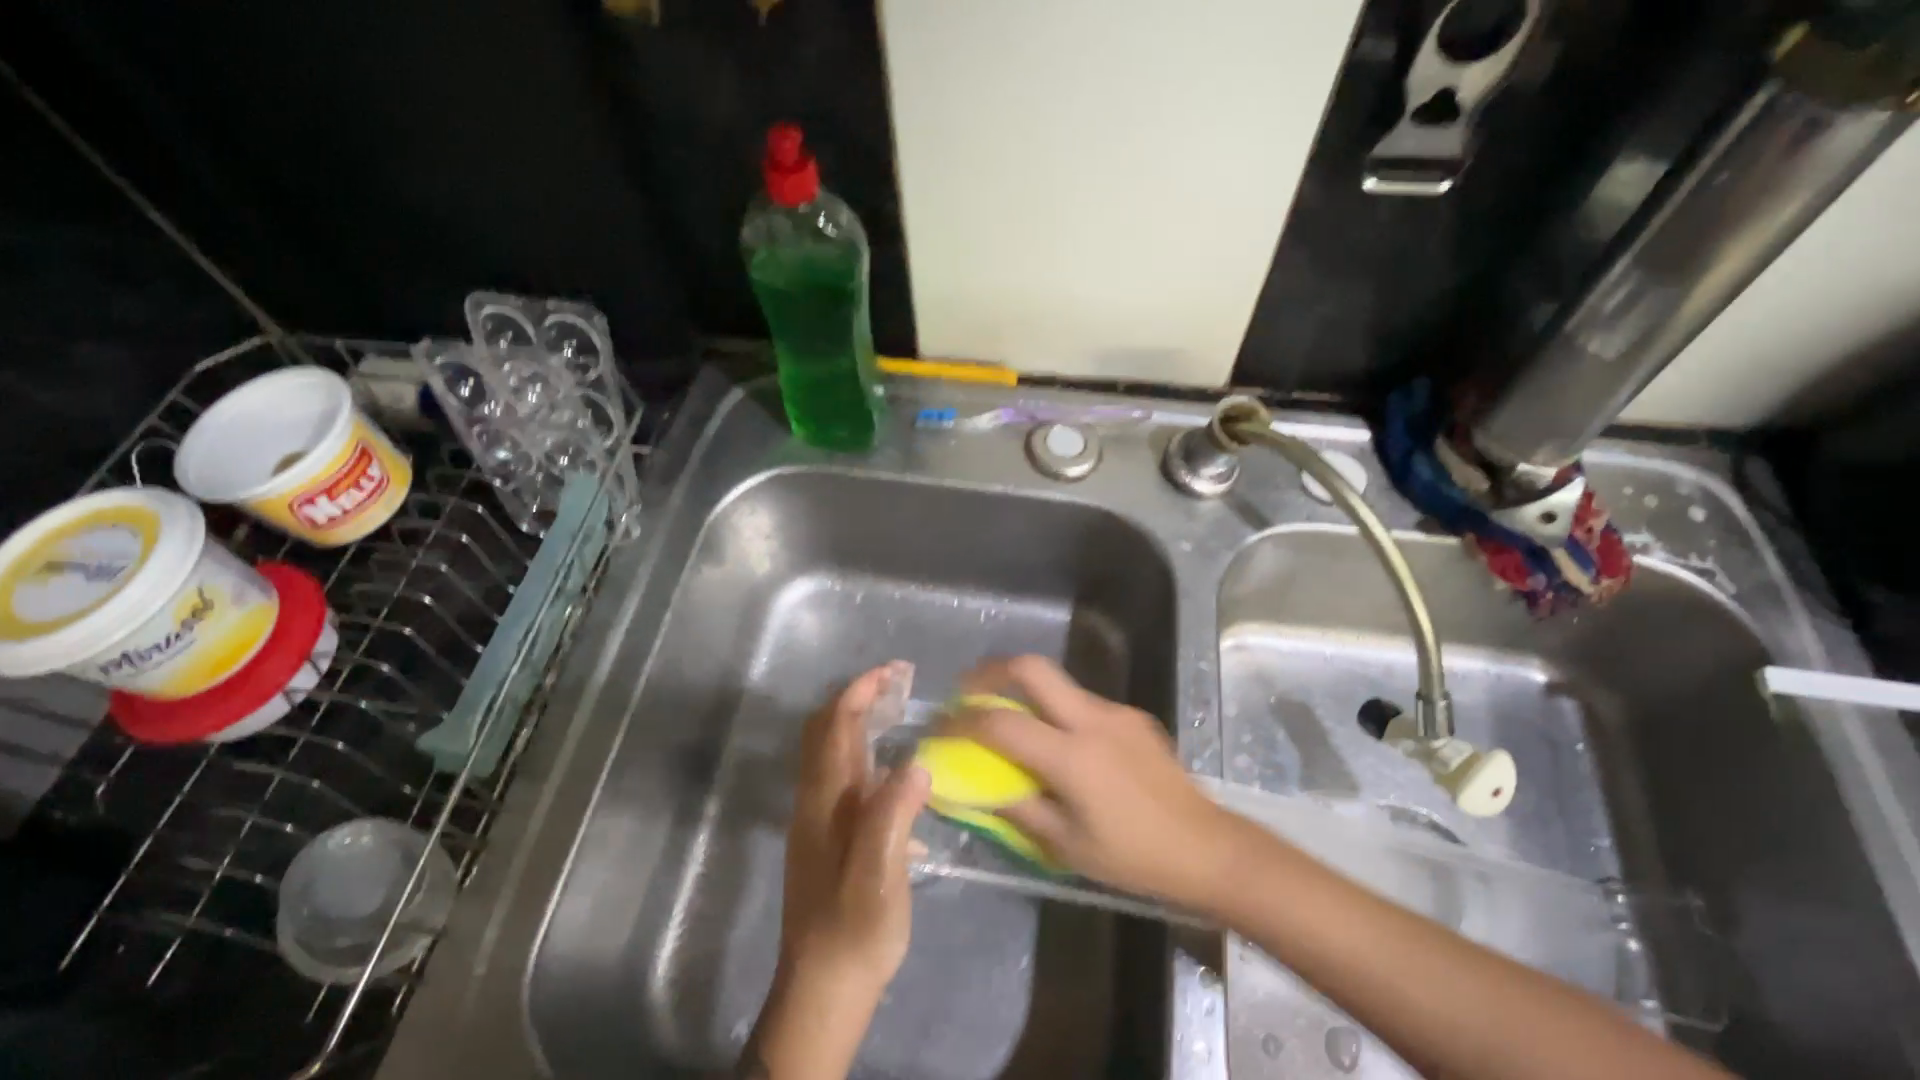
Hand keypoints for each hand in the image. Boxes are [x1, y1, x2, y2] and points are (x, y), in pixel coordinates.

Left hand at [778, 664, 930, 1006]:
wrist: (823, 985)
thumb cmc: (855, 929)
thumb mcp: (880, 875)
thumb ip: (892, 816)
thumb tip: (916, 762)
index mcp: (826, 802)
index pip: (836, 727)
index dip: (860, 691)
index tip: (894, 669)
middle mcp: (816, 802)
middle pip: (826, 733)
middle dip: (857, 698)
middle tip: (899, 683)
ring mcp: (818, 822)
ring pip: (833, 755)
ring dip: (860, 724)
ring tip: (902, 715)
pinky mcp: (828, 841)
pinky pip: (843, 780)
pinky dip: (865, 757)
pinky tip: (898, 778)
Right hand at [943, 655, 1244, 908]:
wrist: (1207, 848)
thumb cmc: (1132, 856)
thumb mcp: (1066, 845)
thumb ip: (1018, 809)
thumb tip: (978, 789)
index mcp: (1071, 755)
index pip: (1001, 723)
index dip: (962, 721)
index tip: (939, 725)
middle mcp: (1092, 720)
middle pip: (1031, 669)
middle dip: (990, 670)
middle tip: (966, 689)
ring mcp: (1117, 713)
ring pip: (1059, 684)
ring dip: (1026, 691)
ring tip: (1009, 719)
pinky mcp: (1135, 719)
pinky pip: (1084, 703)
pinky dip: (1058, 711)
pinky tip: (1060, 744)